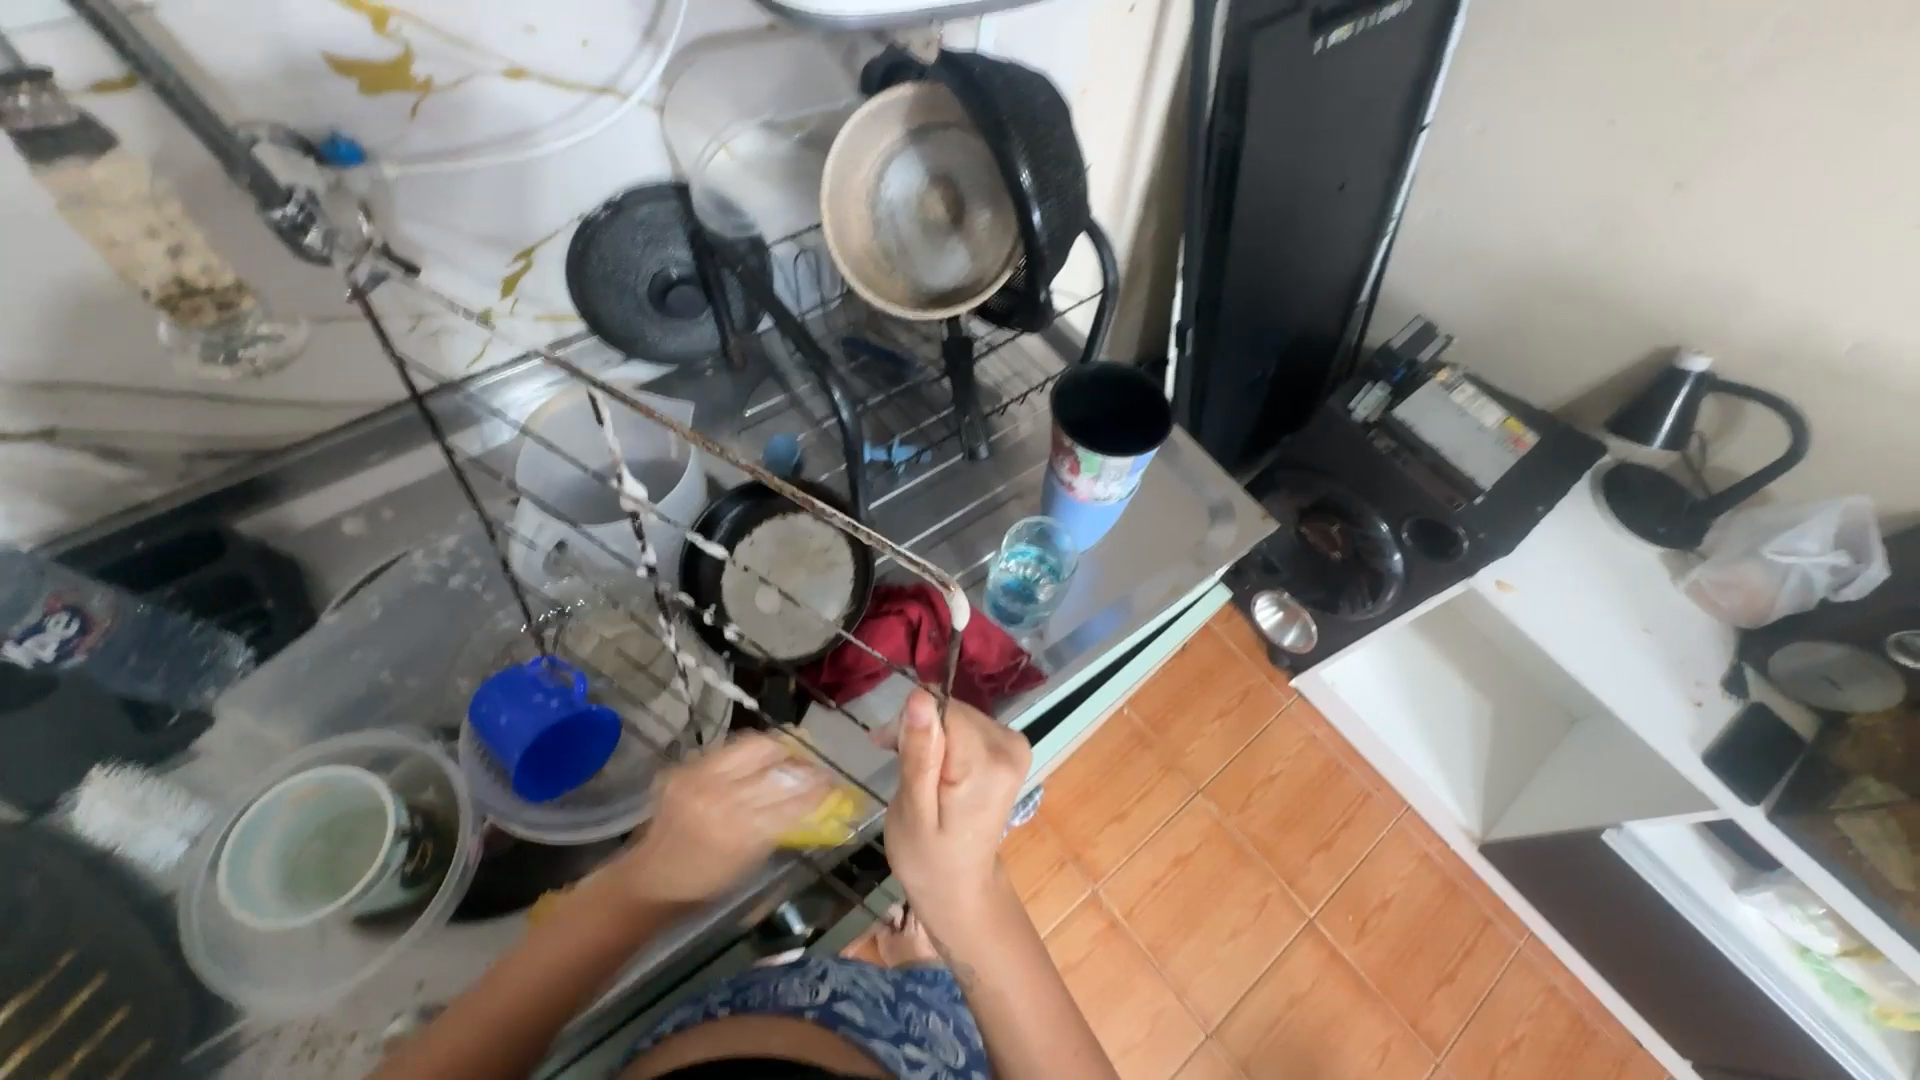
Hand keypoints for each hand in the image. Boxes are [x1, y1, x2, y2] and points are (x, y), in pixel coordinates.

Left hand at [614, 734, 829, 904]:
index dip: (818, 789)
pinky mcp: (685, 767)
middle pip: (776, 765)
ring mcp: (699, 779)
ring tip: (791, 755)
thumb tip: (812, 800)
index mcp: (741, 832)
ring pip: (755, 746)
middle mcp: (720, 799)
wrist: (651, 878)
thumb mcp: (752, 861)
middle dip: (803, 764)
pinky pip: (729, 749)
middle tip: (815, 766)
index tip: (834, 783)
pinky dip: (750, 753)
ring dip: (779, 750)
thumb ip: (781, 827)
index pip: (793, 800)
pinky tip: (760, 759)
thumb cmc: (707, 882)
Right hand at [882, 690, 1031, 942]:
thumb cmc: (927, 857)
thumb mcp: (912, 809)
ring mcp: (1014, 746)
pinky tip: (934, 767)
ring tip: (913, 770)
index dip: (912, 722)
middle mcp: (1010, 747)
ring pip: (958, 714)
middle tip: (896, 761)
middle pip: (953, 710)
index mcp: (987, 764)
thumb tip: (920, 696)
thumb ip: (919, 752)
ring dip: (930, 734)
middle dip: (920, 728)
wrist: (960, 886)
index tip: (887, 747)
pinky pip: (968, 725)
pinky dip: (946, 740)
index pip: (945, 709)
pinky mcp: (1010, 748)